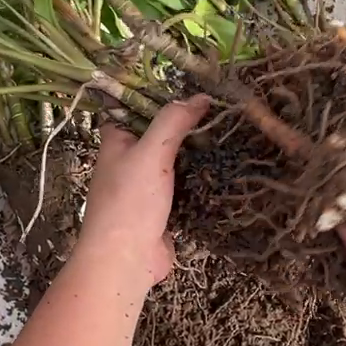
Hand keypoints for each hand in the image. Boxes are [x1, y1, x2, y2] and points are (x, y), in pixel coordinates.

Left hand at [76, 96, 207, 288]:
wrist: (125, 262)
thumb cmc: (129, 203)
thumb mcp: (151, 153)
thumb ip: (173, 122)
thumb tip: (200, 97)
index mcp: (116, 141)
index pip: (133, 106)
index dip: (157, 93)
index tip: (190, 83)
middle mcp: (128, 160)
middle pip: (158, 132)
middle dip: (184, 122)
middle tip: (219, 106)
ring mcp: (145, 186)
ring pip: (173, 159)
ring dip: (195, 150)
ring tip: (228, 129)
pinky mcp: (162, 208)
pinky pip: (184, 185)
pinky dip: (200, 176)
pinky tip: (224, 164)